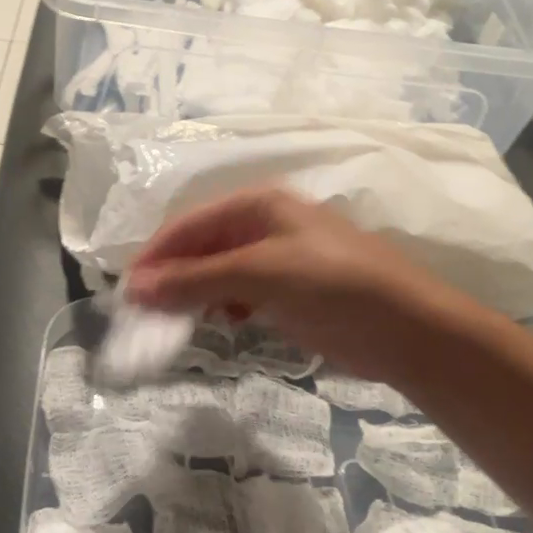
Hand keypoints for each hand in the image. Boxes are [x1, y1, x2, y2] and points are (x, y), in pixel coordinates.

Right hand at [126, 186, 488, 384]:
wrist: (407, 329)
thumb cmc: (334, 287)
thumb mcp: (259, 276)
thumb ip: (194, 281)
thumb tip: (135, 290)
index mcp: (258, 203)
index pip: (188, 224)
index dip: (155, 256)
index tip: (126, 292)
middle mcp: (264, 224)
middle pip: (200, 247)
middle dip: (171, 276)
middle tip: (143, 313)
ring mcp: (277, 258)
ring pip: (217, 272)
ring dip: (193, 294)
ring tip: (172, 321)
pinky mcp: (288, 292)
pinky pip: (239, 293)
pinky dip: (221, 306)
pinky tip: (219, 323)